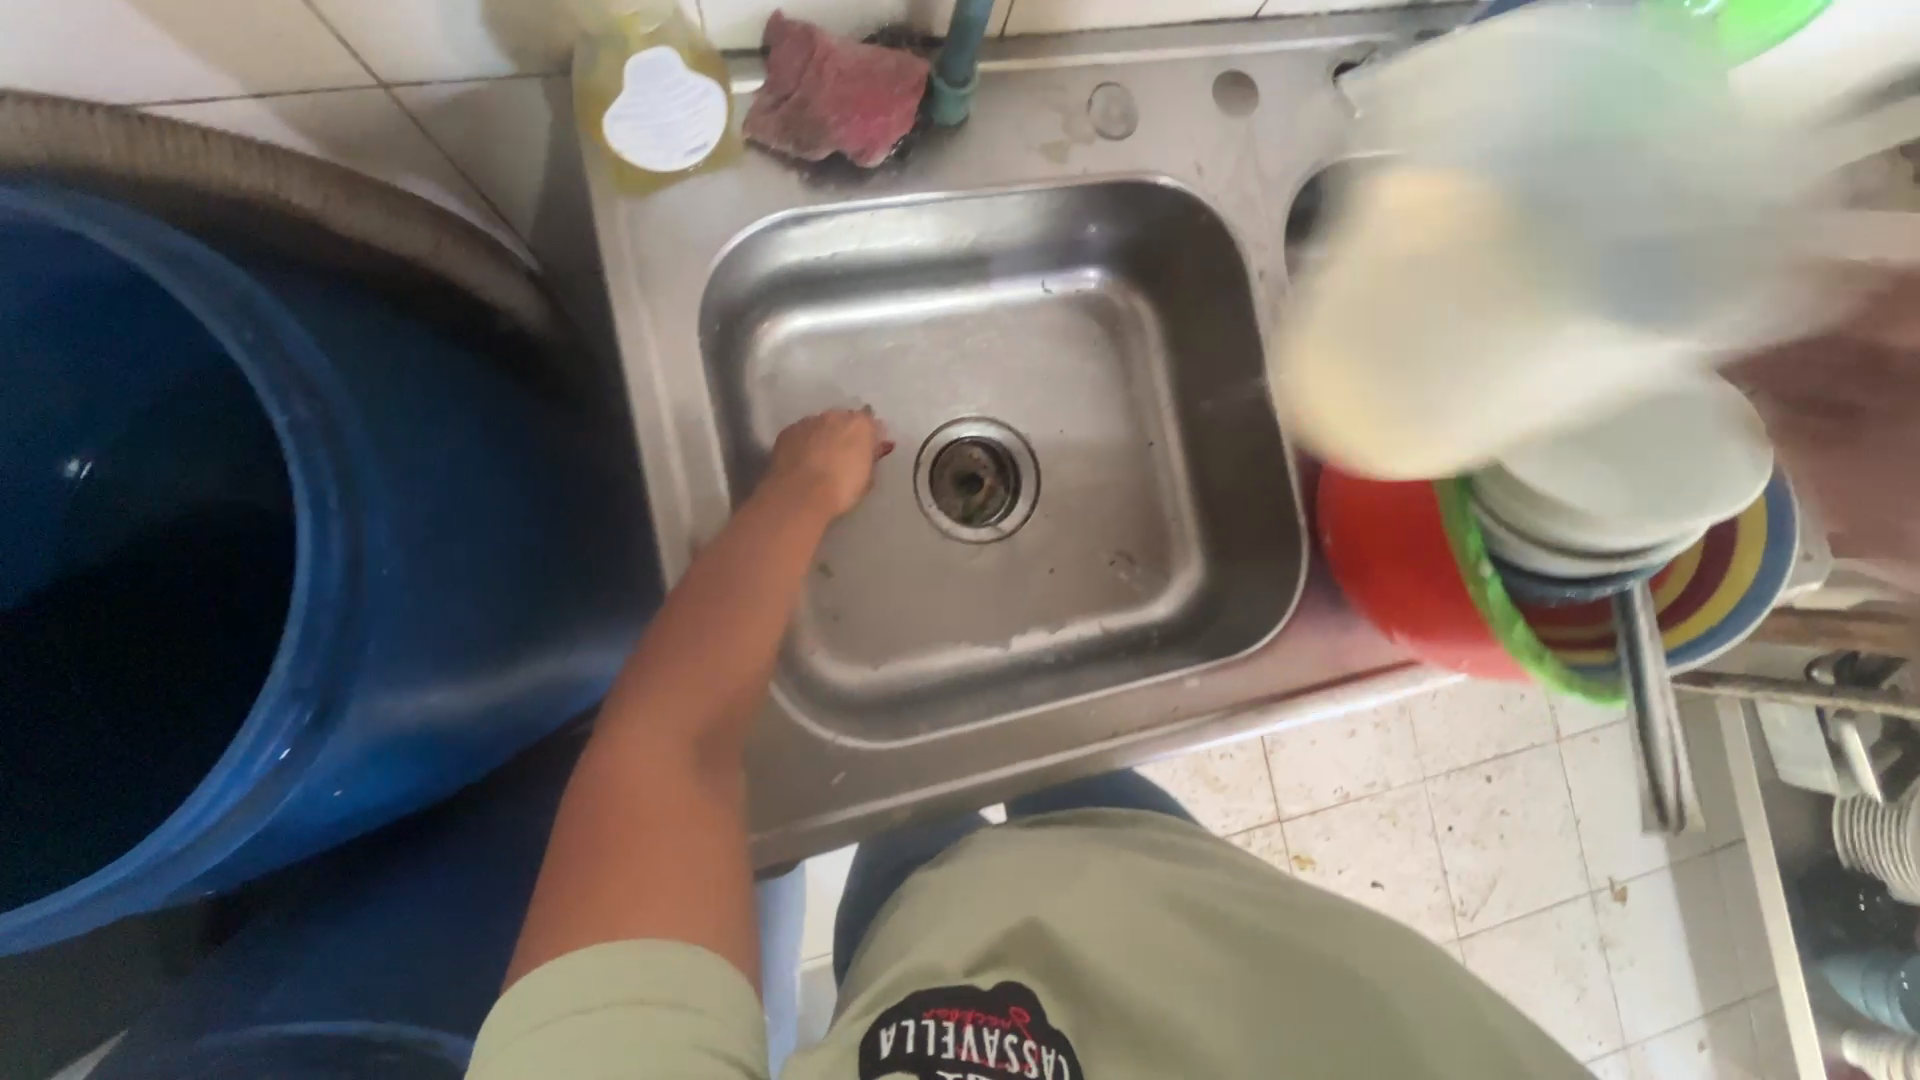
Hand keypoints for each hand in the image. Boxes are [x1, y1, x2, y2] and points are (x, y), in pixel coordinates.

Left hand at [763, 407, 893, 519]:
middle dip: (846, 433)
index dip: (871, 437)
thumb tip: (877, 446)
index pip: (871, 423)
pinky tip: (802, 460)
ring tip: (820, 458)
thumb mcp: (868, 478)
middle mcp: (835, 416)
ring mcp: (808, 421)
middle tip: (844, 455)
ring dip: (824, 436)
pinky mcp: (788, 431)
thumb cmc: (841, 490)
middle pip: (845, 420)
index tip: (869, 451)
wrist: (799, 495)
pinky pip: (802, 433)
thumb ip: (873, 457)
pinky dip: (804, 442)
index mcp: (860, 425)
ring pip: (821, 425)